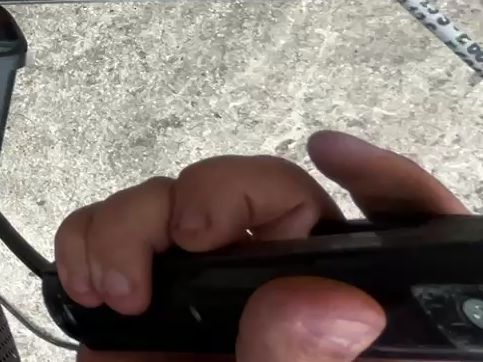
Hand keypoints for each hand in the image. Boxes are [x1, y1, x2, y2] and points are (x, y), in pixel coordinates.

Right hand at [54, 130, 466, 361]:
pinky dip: (84, 238)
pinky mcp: (135, 290)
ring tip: (114, 291)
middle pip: (266, 198)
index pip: (409, 245)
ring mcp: (204, 295)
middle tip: (182, 243)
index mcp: (361, 338)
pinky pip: (103, 225)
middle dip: (213, 200)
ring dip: (126, 225)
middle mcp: (287, 303)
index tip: (333, 156)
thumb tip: (327, 301)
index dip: (391, 188)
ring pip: (170, 200)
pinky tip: (88, 284)